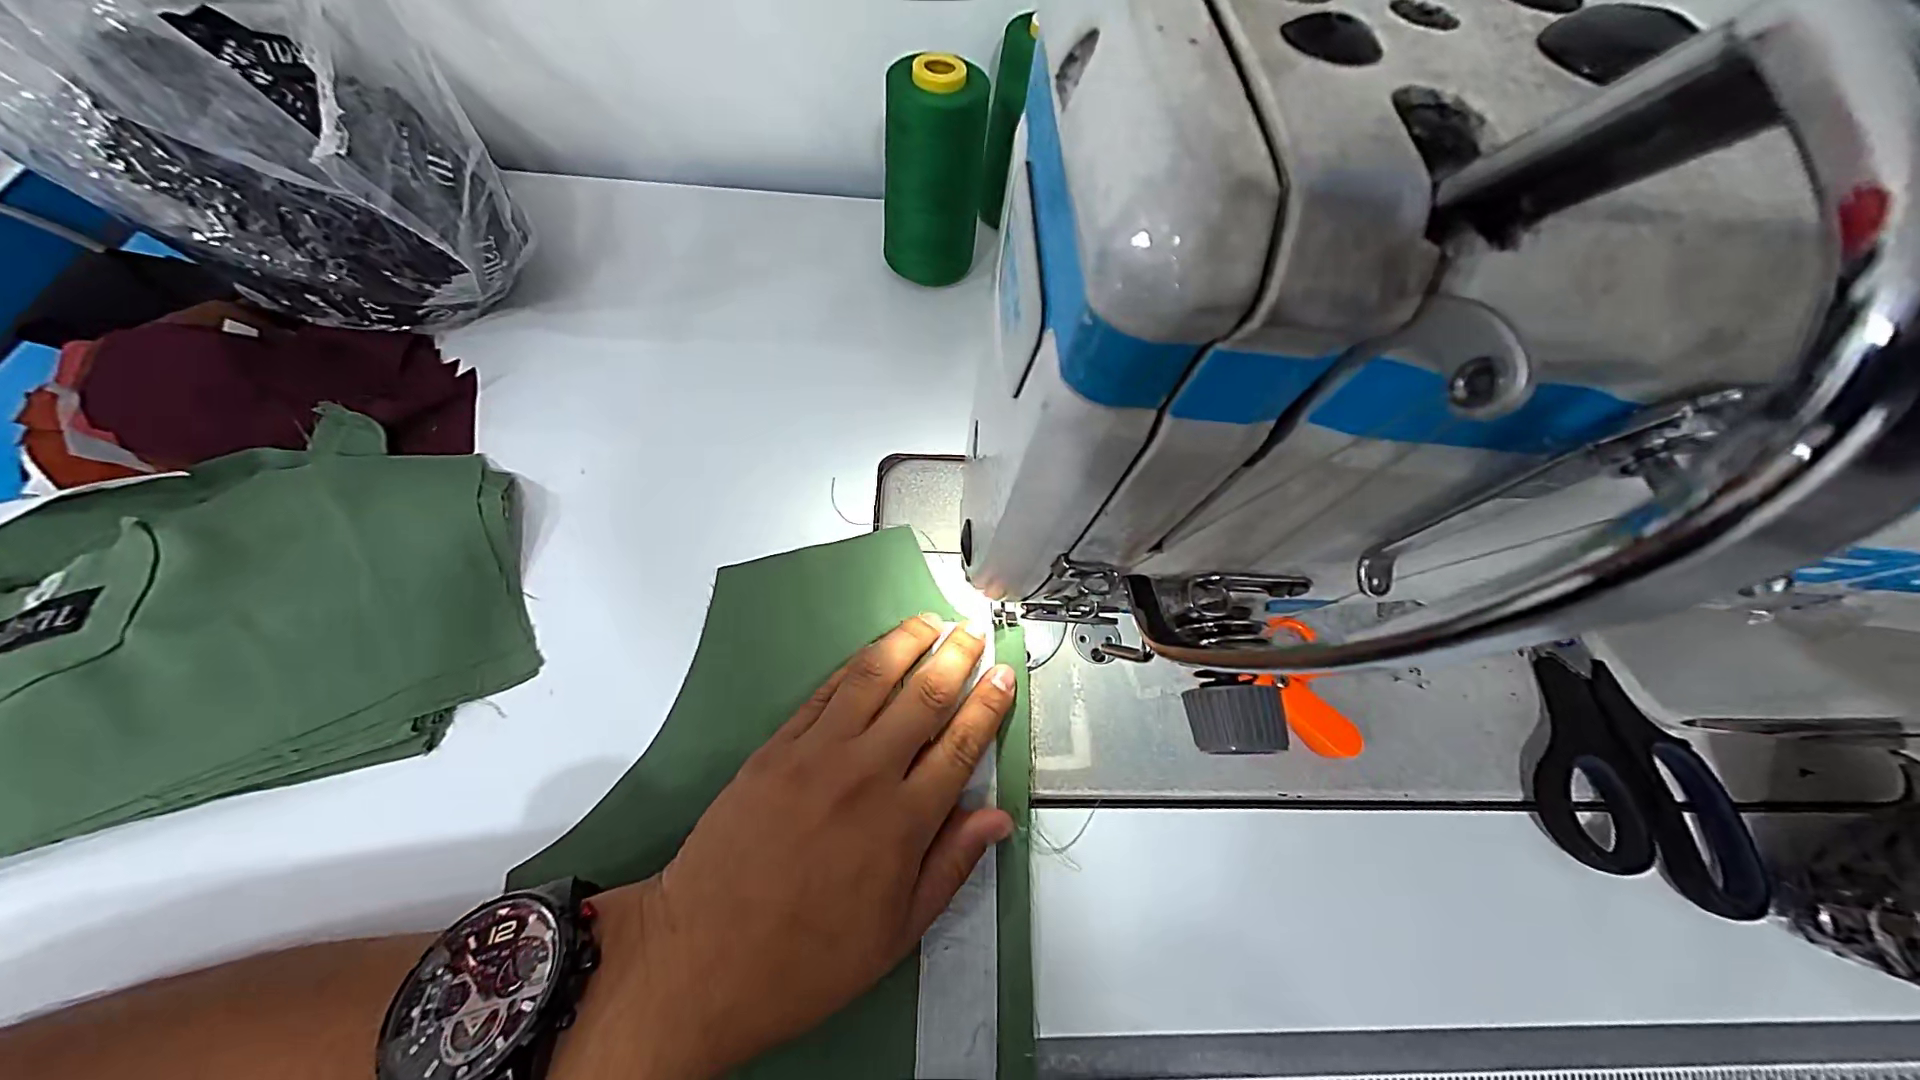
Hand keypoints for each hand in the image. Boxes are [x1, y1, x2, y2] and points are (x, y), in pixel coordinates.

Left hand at [605, 614, 1016, 1077]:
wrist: (701, 960)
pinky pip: (824, 693)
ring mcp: (815, 754)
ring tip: (930, 621)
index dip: (987, 705)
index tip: (1002, 676)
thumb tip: (995, 820)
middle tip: (973, 633)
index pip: (960, 745)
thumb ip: (951, 865)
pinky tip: (872, 652)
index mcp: (902, 822)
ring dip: (907, 642)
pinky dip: (854, 665)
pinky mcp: (775, 748)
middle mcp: (864, 775)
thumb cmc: (804, 958)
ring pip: (873, 678)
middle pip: (923, 697)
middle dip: (956, 657)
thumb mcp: (895, 932)